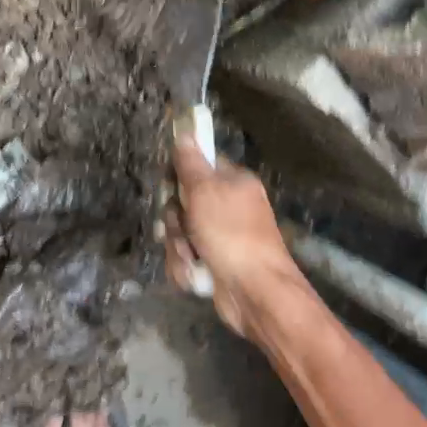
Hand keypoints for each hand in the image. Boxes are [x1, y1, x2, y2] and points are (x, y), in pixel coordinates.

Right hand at [162, 139, 308, 336]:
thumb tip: (185, 132)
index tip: (170, 184)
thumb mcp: (205, 190)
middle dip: (175, 218)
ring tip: (191, 256)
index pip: (198, 164)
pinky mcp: (215, 262)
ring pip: (180, 230)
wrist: (256, 294)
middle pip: (182, 199)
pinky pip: (186, 255)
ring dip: (178, 244)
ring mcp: (222, 236)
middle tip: (182, 226)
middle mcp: (229, 206)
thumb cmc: (231, 235)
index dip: (179, 173)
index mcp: (234, 183)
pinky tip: (196, 272)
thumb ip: (190, 161)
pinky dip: (186, 265)